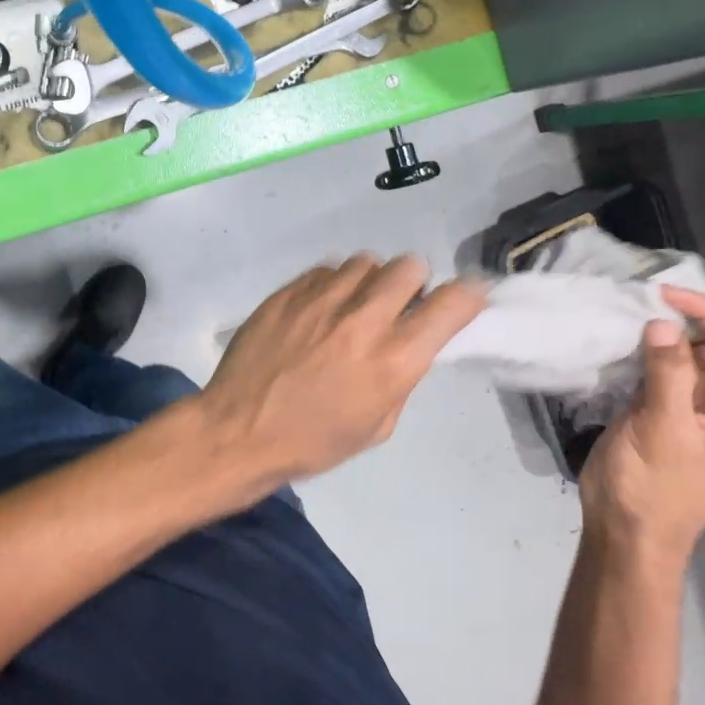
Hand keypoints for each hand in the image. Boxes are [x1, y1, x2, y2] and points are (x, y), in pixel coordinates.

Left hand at [193, 254, 484, 490]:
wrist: (239, 430)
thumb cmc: (313, 441)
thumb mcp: (377, 424)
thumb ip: (402, 376)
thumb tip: (411, 342)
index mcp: (393, 360)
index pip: (451, 303)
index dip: (466, 297)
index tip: (463, 300)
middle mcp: (362, 320)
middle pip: (409, 266)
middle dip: (413, 282)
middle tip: (399, 304)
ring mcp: (320, 301)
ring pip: (365, 262)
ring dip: (370, 281)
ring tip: (354, 305)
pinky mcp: (287, 293)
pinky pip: (325, 270)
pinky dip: (332, 285)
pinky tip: (320, 310)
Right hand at [580, 286, 704, 566]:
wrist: (623, 529)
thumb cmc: (656, 489)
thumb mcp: (663, 431)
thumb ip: (667, 375)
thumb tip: (660, 322)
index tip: (669, 295)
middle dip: (692, 320)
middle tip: (647, 297)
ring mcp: (699, 407)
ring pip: (693, 353)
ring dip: (668, 331)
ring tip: (634, 309)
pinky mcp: (665, 408)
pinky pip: (666, 367)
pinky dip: (649, 348)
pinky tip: (626, 335)